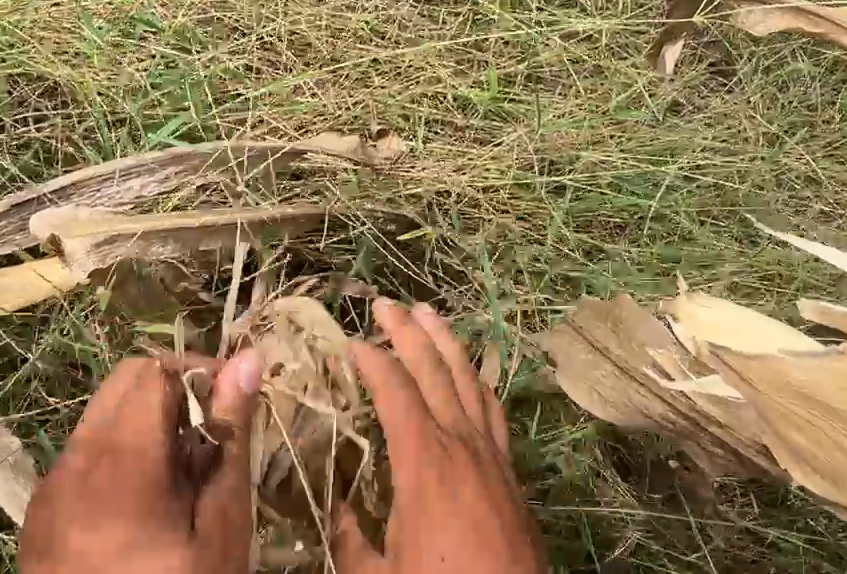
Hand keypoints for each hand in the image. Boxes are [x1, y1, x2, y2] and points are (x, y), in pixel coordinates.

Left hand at [19, 352, 260, 573]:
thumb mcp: (219, 525)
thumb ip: (230, 435)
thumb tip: (249, 359)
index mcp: (118, 457)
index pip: (156, 369)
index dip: (201, 372)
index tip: (234, 403)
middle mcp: (73, 460)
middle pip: (126, 382)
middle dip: (174, 388)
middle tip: (213, 431)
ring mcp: (50, 488)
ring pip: (102, 414)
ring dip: (147, 418)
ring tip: (185, 468)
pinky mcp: (39, 516)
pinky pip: (84, 453)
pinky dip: (119, 451)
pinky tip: (148, 498)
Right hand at [335, 298, 544, 573]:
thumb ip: (353, 542)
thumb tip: (336, 512)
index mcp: (423, 460)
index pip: (395, 390)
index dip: (373, 360)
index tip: (351, 342)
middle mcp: (459, 442)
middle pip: (433, 369)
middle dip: (408, 331)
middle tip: (386, 303)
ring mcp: (490, 451)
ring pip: (468, 377)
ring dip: (446, 341)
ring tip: (428, 312)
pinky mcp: (510, 468)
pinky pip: (494, 407)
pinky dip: (479, 379)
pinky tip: (473, 370)